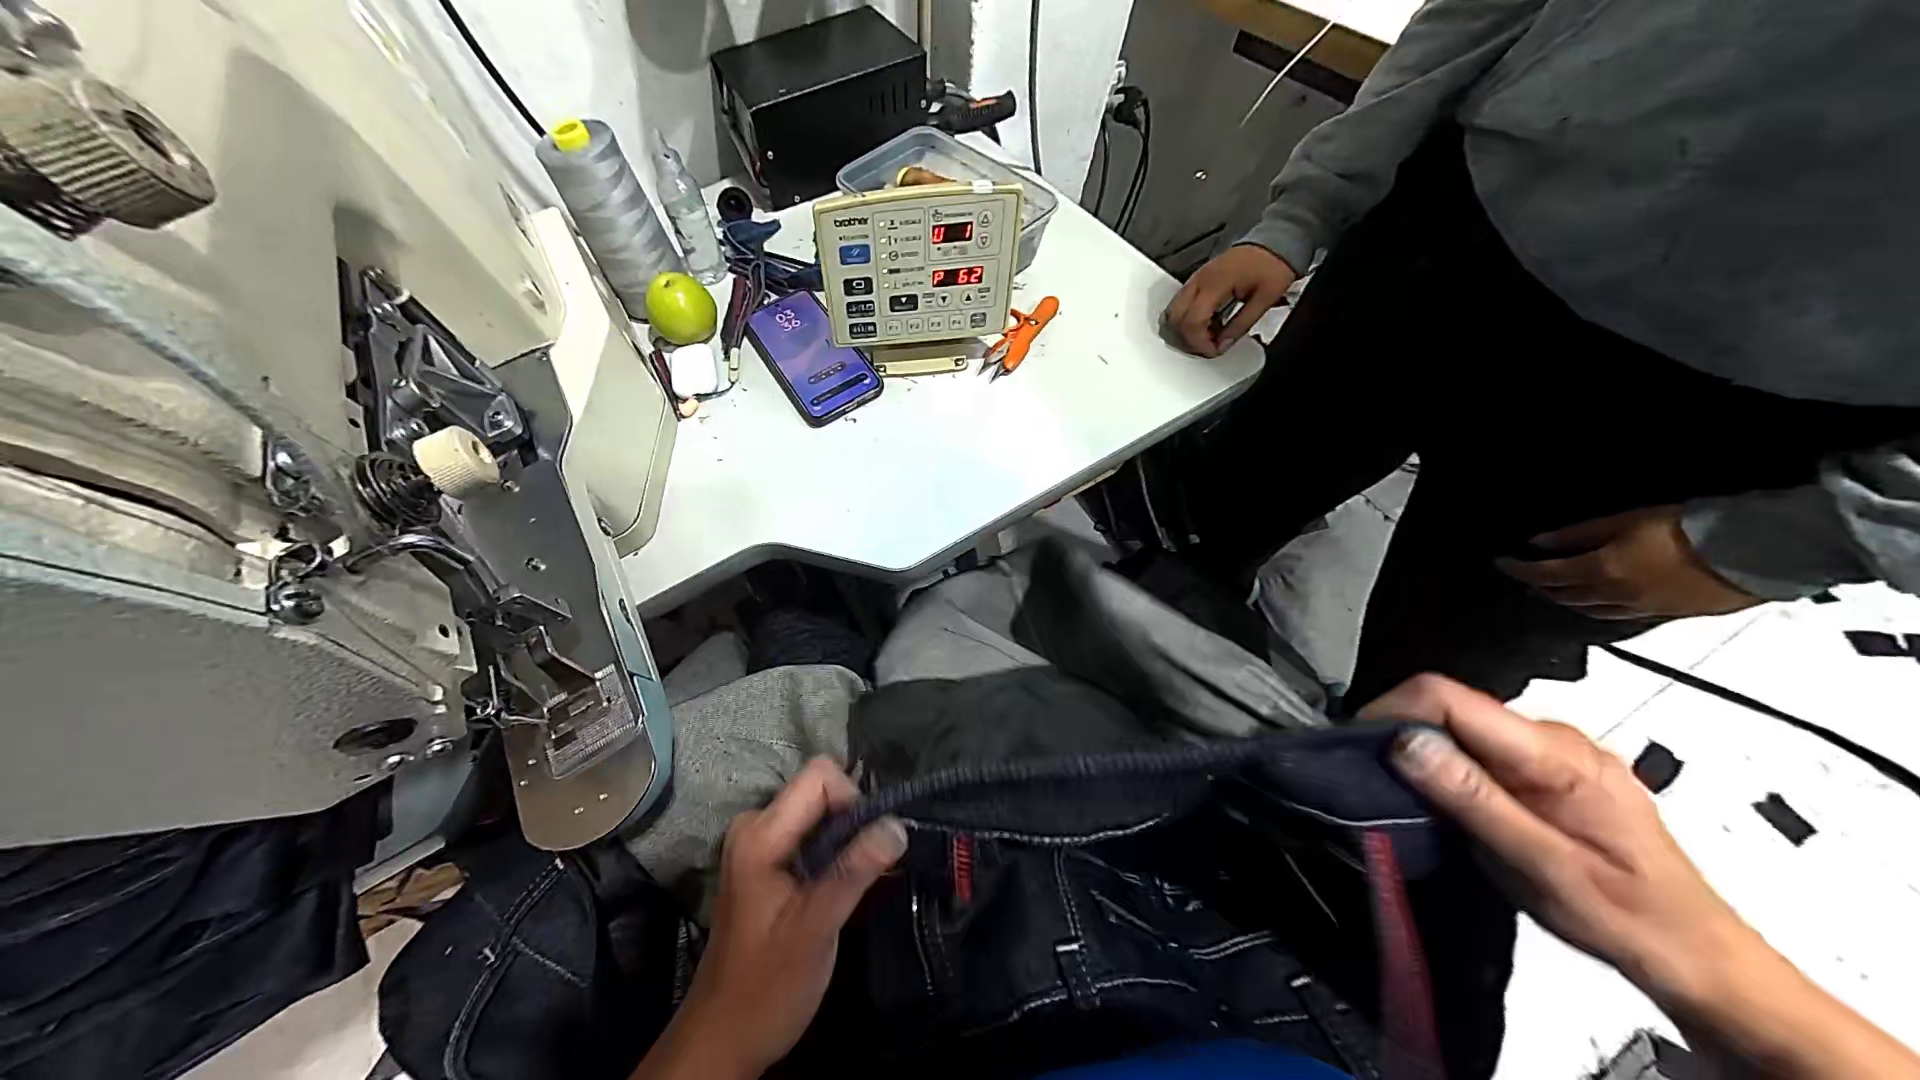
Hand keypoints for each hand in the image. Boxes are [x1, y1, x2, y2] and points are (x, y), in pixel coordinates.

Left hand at [633, 758, 907, 1079]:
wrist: (725, 1034)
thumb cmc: (768, 984)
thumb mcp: (817, 926)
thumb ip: (856, 869)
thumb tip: (898, 824)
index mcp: (760, 833)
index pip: (820, 776)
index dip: (853, 800)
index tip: (867, 845)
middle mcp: (755, 825)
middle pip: (819, 790)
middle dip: (853, 820)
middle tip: (867, 868)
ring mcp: (758, 842)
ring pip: (818, 812)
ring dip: (846, 838)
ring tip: (857, 881)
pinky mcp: (766, 860)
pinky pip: (810, 832)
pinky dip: (834, 850)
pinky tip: (840, 886)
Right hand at [1164, 244, 1297, 356]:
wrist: (1276, 239)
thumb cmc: (1273, 265)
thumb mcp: (1265, 299)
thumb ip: (1241, 325)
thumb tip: (1223, 345)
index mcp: (1215, 284)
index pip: (1192, 321)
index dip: (1199, 342)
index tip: (1214, 351)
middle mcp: (1199, 280)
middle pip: (1176, 318)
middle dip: (1189, 339)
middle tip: (1209, 346)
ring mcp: (1196, 278)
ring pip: (1173, 311)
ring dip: (1186, 330)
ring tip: (1208, 335)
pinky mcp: (1197, 279)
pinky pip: (1180, 303)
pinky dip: (1187, 319)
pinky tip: (1206, 323)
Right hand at [1369, 676, 1919, 1079]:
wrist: (1698, 955)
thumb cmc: (1626, 918)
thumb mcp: (1542, 865)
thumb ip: (1473, 798)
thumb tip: (1404, 741)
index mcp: (1554, 754)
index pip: (1446, 696)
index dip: (1391, 712)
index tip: (1357, 749)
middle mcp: (1552, 735)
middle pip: (1449, 706)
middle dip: (1400, 734)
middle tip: (1374, 780)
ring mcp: (1551, 747)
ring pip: (1459, 725)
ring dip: (1421, 751)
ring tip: (1403, 793)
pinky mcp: (1544, 764)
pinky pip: (1476, 745)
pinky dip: (1445, 764)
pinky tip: (1442, 798)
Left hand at [1497, 505, 1761, 619]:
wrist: (1760, 551)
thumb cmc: (1689, 528)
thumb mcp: (1625, 521)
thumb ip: (1578, 534)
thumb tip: (1538, 542)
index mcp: (1600, 572)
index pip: (1543, 575)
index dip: (1517, 569)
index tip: (1500, 562)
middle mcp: (1614, 597)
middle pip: (1563, 596)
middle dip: (1540, 586)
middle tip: (1527, 576)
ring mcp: (1641, 610)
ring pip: (1588, 610)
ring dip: (1566, 600)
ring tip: (1554, 590)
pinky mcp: (1668, 615)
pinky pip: (1618, 615)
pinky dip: (1597, 607)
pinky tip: (1597, 601)